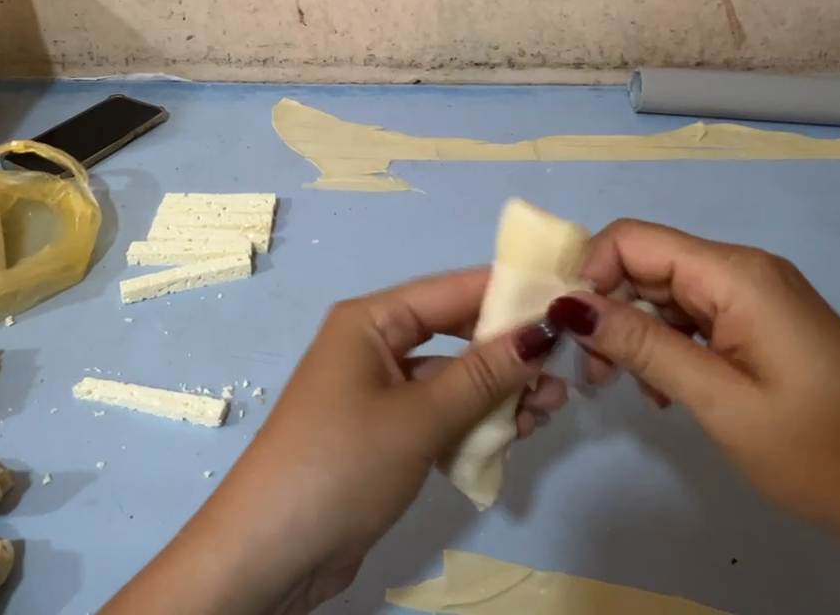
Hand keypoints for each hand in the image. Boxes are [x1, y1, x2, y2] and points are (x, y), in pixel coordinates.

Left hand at [102, 269, 566, 614]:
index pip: (449, 291)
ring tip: (549, 408)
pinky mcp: (385, 433)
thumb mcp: (418, 416)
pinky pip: (440, 412)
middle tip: (565, 368)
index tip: (565, 298)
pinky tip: (514, 434)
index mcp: (370, 320)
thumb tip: (540, 329)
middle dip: (508, 350)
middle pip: (453, 333)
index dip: (506, 291)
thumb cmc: (342, 462)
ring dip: (498, 390)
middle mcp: (374, 345)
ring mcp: (378, 391)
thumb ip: (482, 375)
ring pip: (452, 377)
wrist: (273, 548)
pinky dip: (475, 421)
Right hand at [545, 219, 839, 531]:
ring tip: (630, 390)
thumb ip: (640, 344)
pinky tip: (666, 391)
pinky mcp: (762, 322)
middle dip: (608, 308)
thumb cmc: (819, 450)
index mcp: (735, 274)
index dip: (590, 273)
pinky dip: (668, 344)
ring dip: (635, 332)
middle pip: (646, 263)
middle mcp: (743, 269)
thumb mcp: (716, 398)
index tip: (570, 328)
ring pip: (665, 292)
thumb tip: (567, 304)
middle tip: (595, 372)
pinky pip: (694, 315)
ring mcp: (756, 295)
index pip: (632, 240)